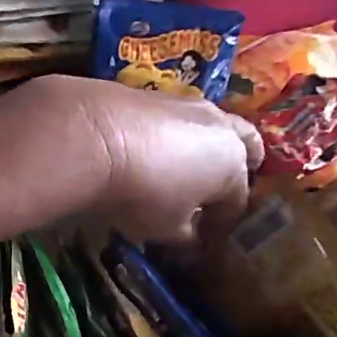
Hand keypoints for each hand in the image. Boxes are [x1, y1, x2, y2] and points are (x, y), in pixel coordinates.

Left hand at [0, 75, 262, 243]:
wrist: (93, 136)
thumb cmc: (142, 193)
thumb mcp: (165, 229)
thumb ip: (186, 236)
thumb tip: (192, 241)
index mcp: (232, 166)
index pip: (236, 203)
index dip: (222, 227)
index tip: (207, 243)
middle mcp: (220, 128)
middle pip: (244, 147)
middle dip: (244, 166)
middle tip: (232, 183)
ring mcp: (188, 104)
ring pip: (212, 126)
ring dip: (208, 147)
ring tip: (191, 166)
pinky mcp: (154, 93)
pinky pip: (176, 119)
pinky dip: (176, 135)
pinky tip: (157, 148)